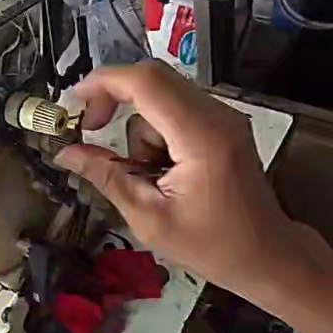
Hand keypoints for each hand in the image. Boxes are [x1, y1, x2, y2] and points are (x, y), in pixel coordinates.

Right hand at [54, 63, 310, 295]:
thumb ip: (106, 176)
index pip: (146, 83)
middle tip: (90, 129)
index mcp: (200, 137)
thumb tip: (65, 153)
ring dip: (135, 125)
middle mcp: (216, 116)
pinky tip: (158, 167)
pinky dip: (152, 129)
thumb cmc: (211, 245)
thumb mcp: (147, 218)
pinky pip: (172, 108)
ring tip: (142, 172)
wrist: (267, 255)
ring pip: (159, 95)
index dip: (103, 83)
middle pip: (152, 77)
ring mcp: (222, 117)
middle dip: (112, 96)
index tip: (73, 102)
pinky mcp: (221, 124)